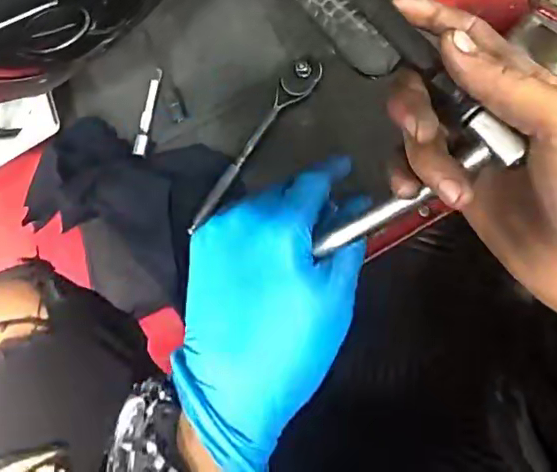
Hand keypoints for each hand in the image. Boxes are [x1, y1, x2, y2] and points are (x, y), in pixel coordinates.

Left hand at [173, 157, 365, 471]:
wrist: (227, 389)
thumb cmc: (291, 348)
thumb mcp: (334, 299)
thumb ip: (346, 245)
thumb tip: (353, 209)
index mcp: (279, 225)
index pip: (311, 180)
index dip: (333, 171)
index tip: (347, 167)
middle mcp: (244, 214)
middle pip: (285, 189)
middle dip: (309, 197)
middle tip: (330, 217)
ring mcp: (219, 227)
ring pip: (262, 203)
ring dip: (283, 211)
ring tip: (299, 240)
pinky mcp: (202, 244)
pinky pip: (240, 220)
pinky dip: (259, 225)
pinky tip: (270, 252)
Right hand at [387, 0, 556, 345]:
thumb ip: (505, 82)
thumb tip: (450, 41)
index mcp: (520, 82)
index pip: (469, 33)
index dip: (433, 16)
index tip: (397, 6)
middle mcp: (489, 107)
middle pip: (427, 77)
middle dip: (412, 97)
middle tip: (421, 126)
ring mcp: (472, 146)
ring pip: (416, 122)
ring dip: (419, 149)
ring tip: (451, 184)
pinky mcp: (459, 183)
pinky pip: (413, 165)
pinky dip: (405, 173)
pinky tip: (416, 191)